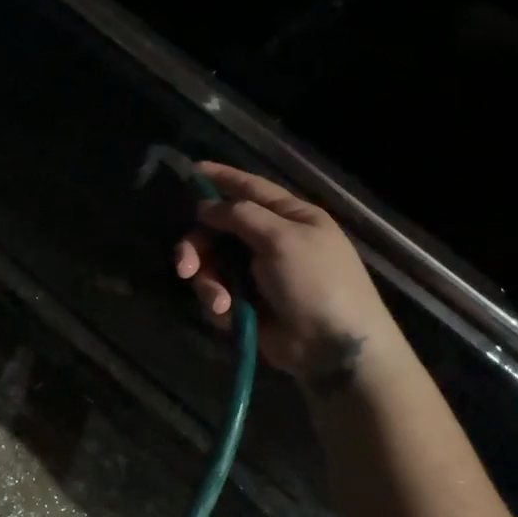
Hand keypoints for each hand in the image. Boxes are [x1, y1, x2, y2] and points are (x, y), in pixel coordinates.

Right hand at [174, 161, 399, 385]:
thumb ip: (240, 215)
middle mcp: (270, 240)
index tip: (190, 171)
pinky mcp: (246, 302)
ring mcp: (257, 273)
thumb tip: (206, 206)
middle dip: (197, 247)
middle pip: (217, 230)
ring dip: (208, 282)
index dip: (221, 179)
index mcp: (289, 217)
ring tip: (219, 302)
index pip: (250, 188)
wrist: (332, 346)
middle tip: (184, 266)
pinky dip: (217, 303)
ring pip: (210, 265)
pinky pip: (215, 293)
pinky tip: (230, 315)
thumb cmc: (316, 282)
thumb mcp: (282, 239)